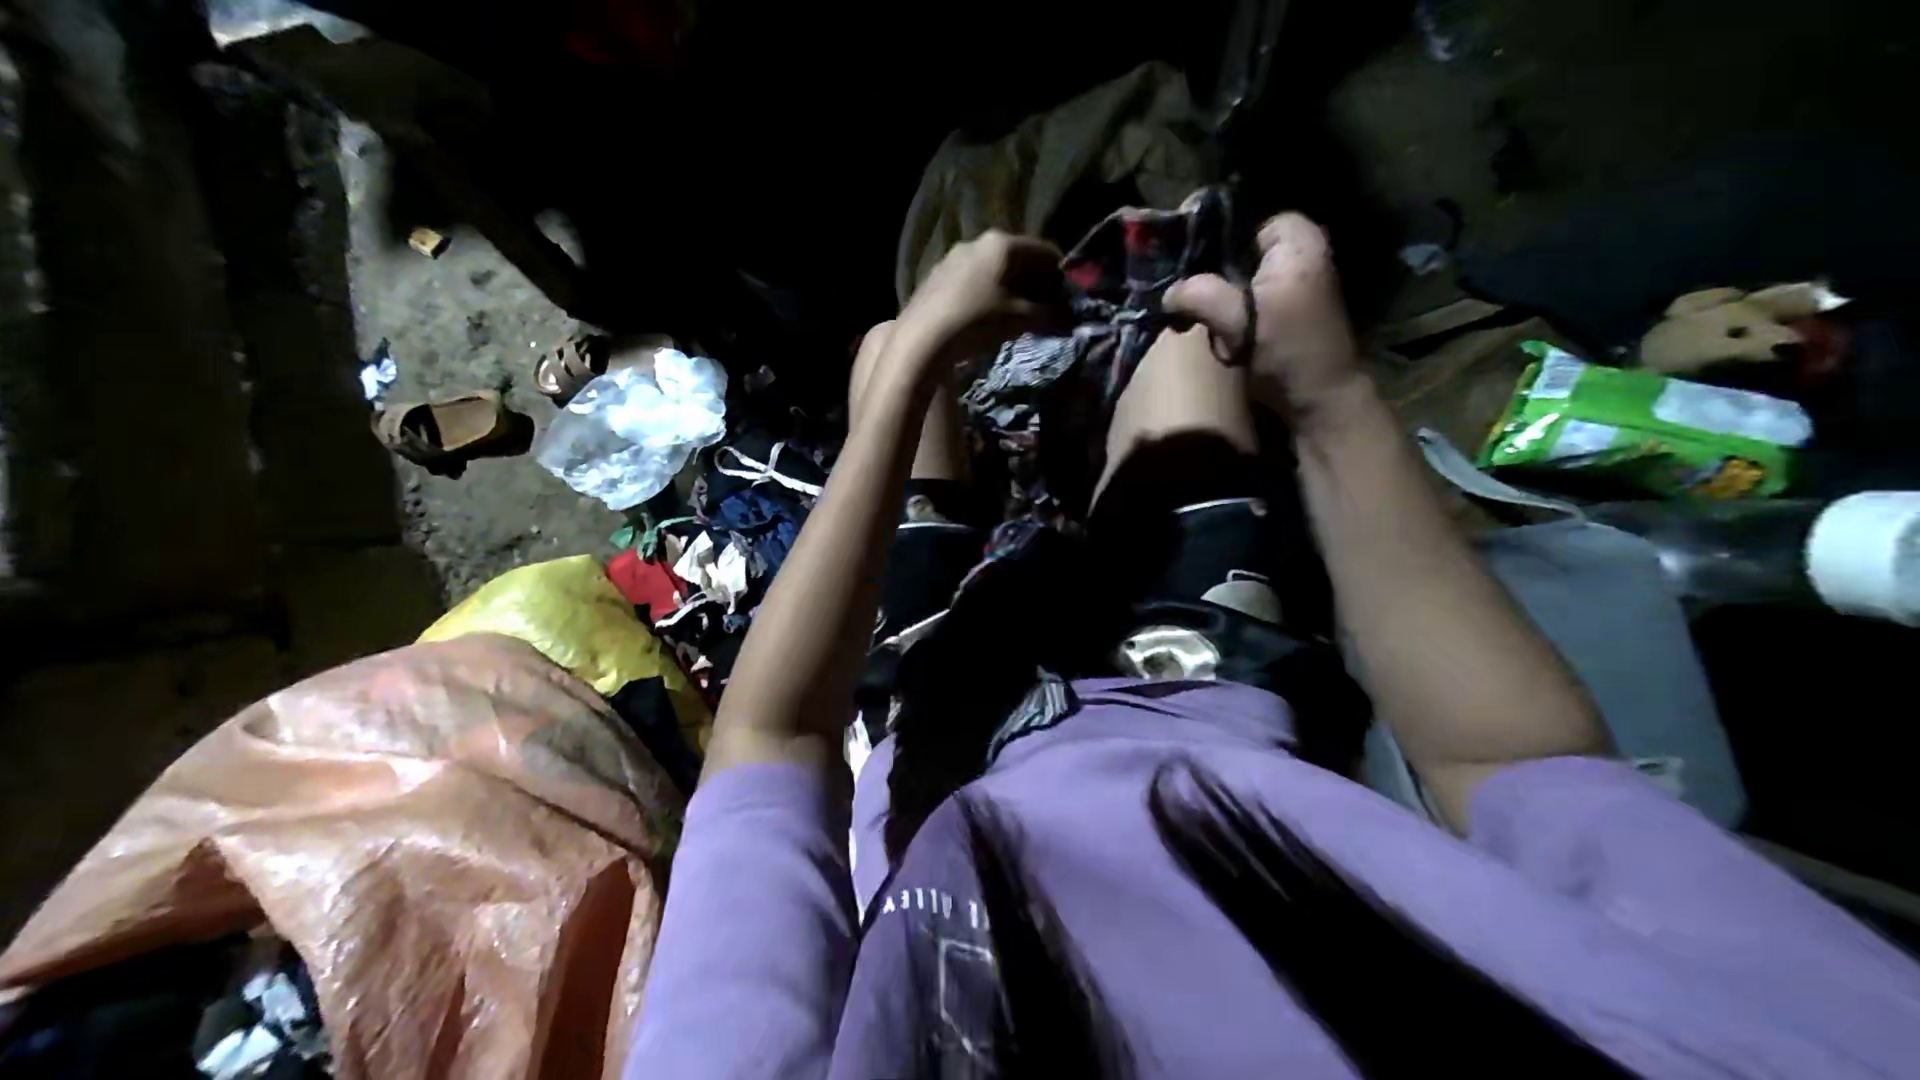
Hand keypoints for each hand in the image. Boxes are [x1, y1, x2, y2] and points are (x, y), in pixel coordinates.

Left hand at [896, 230, 1069, 370]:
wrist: (923, 338)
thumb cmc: (979, 321)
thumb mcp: (1022, 319)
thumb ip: (1051, 315)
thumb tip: (1070, 319)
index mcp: (1002, 243)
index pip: (1044, 252)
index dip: (1060, 276)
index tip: (1067, 299)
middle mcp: (976, 242)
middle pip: (1016, 260)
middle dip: (1034, 283)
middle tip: (1044, 309)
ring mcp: (951, 259)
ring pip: (991, 271)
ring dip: (1008, 290)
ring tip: (1015, 317)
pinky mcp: (934, 279)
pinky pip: (971, 283)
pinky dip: (985, 296)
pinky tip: (985, 318)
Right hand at [1164, 213, 1365, 425]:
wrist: (1320, 398)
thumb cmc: (1288, 353)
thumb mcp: (1240, 322)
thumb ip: (1201, 296)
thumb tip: (1168, 293)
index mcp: (1297, 244)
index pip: (1243, 222)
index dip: (1217, 244)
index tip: (1192, 271)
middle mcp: (1301, 253)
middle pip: (1239, 251)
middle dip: (1214, 277)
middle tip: (1192, 300)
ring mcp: (1295, 283)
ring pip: (1239, 278)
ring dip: (1220, 301)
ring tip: (1209, 324)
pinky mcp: (1287, 309)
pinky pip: (1248, 299)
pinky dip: (1232, 314)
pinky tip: (1225, 336)